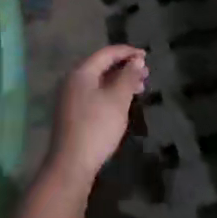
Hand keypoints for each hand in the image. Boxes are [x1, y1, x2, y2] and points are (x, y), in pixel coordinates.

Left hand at [45, 45, 147, 186]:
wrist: (71, 165)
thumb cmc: (97, 127)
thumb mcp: (118, 99)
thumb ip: (128, 76)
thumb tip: (137, 60)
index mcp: (81, 73)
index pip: (106, 53)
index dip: (128, 52)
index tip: (146, 56)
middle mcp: (72, 81)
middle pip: (101, 66)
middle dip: (125, 68)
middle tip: (146, 74)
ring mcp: (70, 98)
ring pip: (98, 82)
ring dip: (119, 82)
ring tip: (139, 89)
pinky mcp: (71, 114)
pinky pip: (94, 94)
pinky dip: (110, 93)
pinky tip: (122, 103)